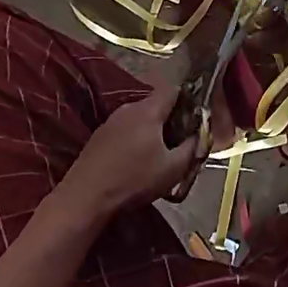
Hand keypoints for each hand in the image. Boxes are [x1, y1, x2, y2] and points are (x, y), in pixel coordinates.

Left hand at [59, 82, 201, 215]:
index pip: (172, 90)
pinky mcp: (99, 136)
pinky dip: (136, 139)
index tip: (196, 118)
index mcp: (148, 111)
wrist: (86, 196)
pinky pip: (125, 129)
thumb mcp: (173, 168)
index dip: (188, 99)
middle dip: (171, 120)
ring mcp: (110, 121)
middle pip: (156, 105)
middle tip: (181, 142)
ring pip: (139, 118)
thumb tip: (200, 135)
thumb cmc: (135, 179)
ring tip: (160, 155)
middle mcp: (128, 109)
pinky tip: (137, 161)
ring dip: (152, 131)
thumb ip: (192, 147)